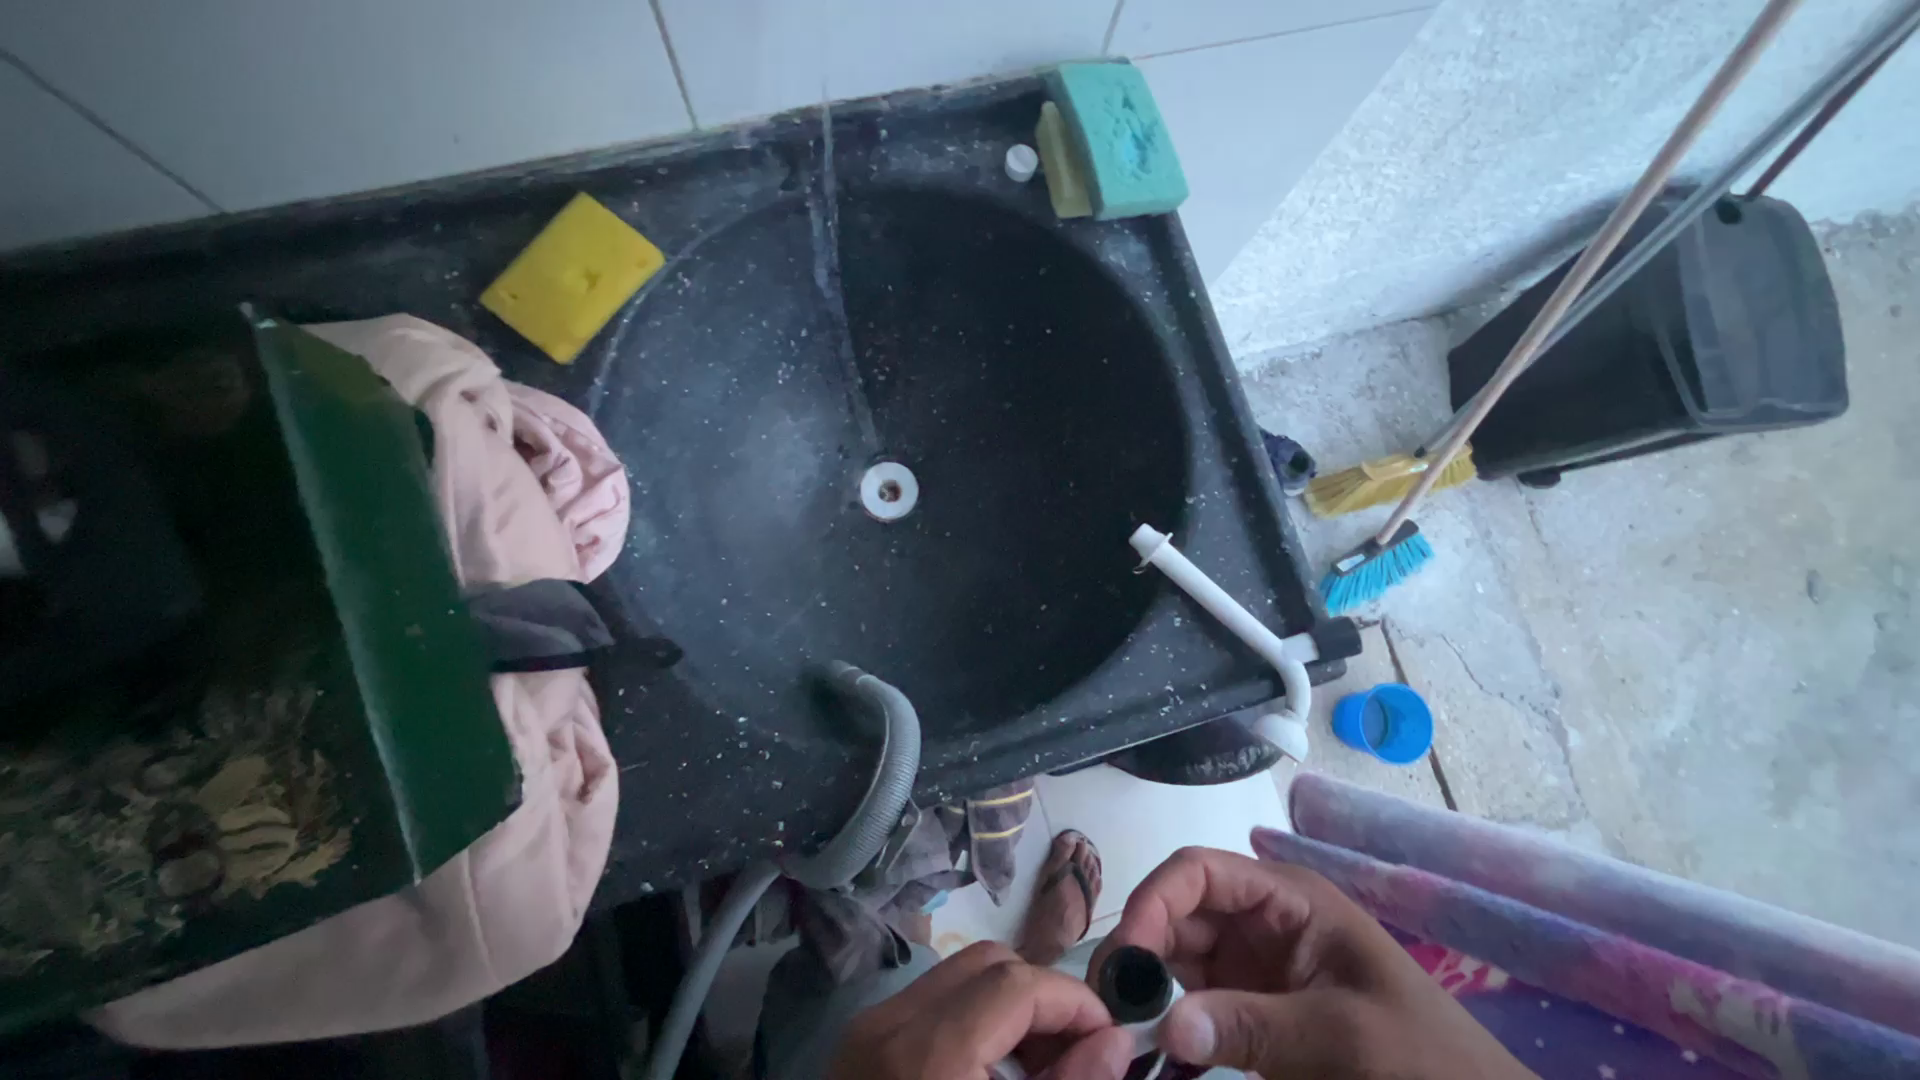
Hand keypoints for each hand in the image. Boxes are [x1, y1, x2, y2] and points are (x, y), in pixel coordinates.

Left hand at [829, 942, 1137, 1079]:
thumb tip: (1114, 1041)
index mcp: (929, 1054)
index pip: (1017, 983)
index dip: (1073, 1002)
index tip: (1108, 1039)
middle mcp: (891, 1023)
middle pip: (988, 962)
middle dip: (1042, 995)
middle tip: (1075, 1051)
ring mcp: (867, 1029)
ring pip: (958, 975)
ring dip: (1008, 1004)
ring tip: (1036, 1065)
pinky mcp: (857, 1043)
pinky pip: (930, 1001)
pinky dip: (971, 1017)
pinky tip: (989, 1070)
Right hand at [1092, 847, 1532, 1079]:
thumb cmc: (1424, 1060)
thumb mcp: (1345, 1040)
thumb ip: (1254, 1027)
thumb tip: (1164, 1025)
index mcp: (1287, 897)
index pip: (1199, 872)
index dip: (1155, 900)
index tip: (1128, 958)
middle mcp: (1259, 918)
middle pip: (1177, 909)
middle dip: (1138, 944)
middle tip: (1107, 1003)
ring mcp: (1251, 963)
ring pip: (1173, 952)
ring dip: (1143, 980)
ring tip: (1116, 1025)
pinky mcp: (1247, 1006)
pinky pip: (1190, 996)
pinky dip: (1164, 1014)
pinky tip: (1146, 1041)